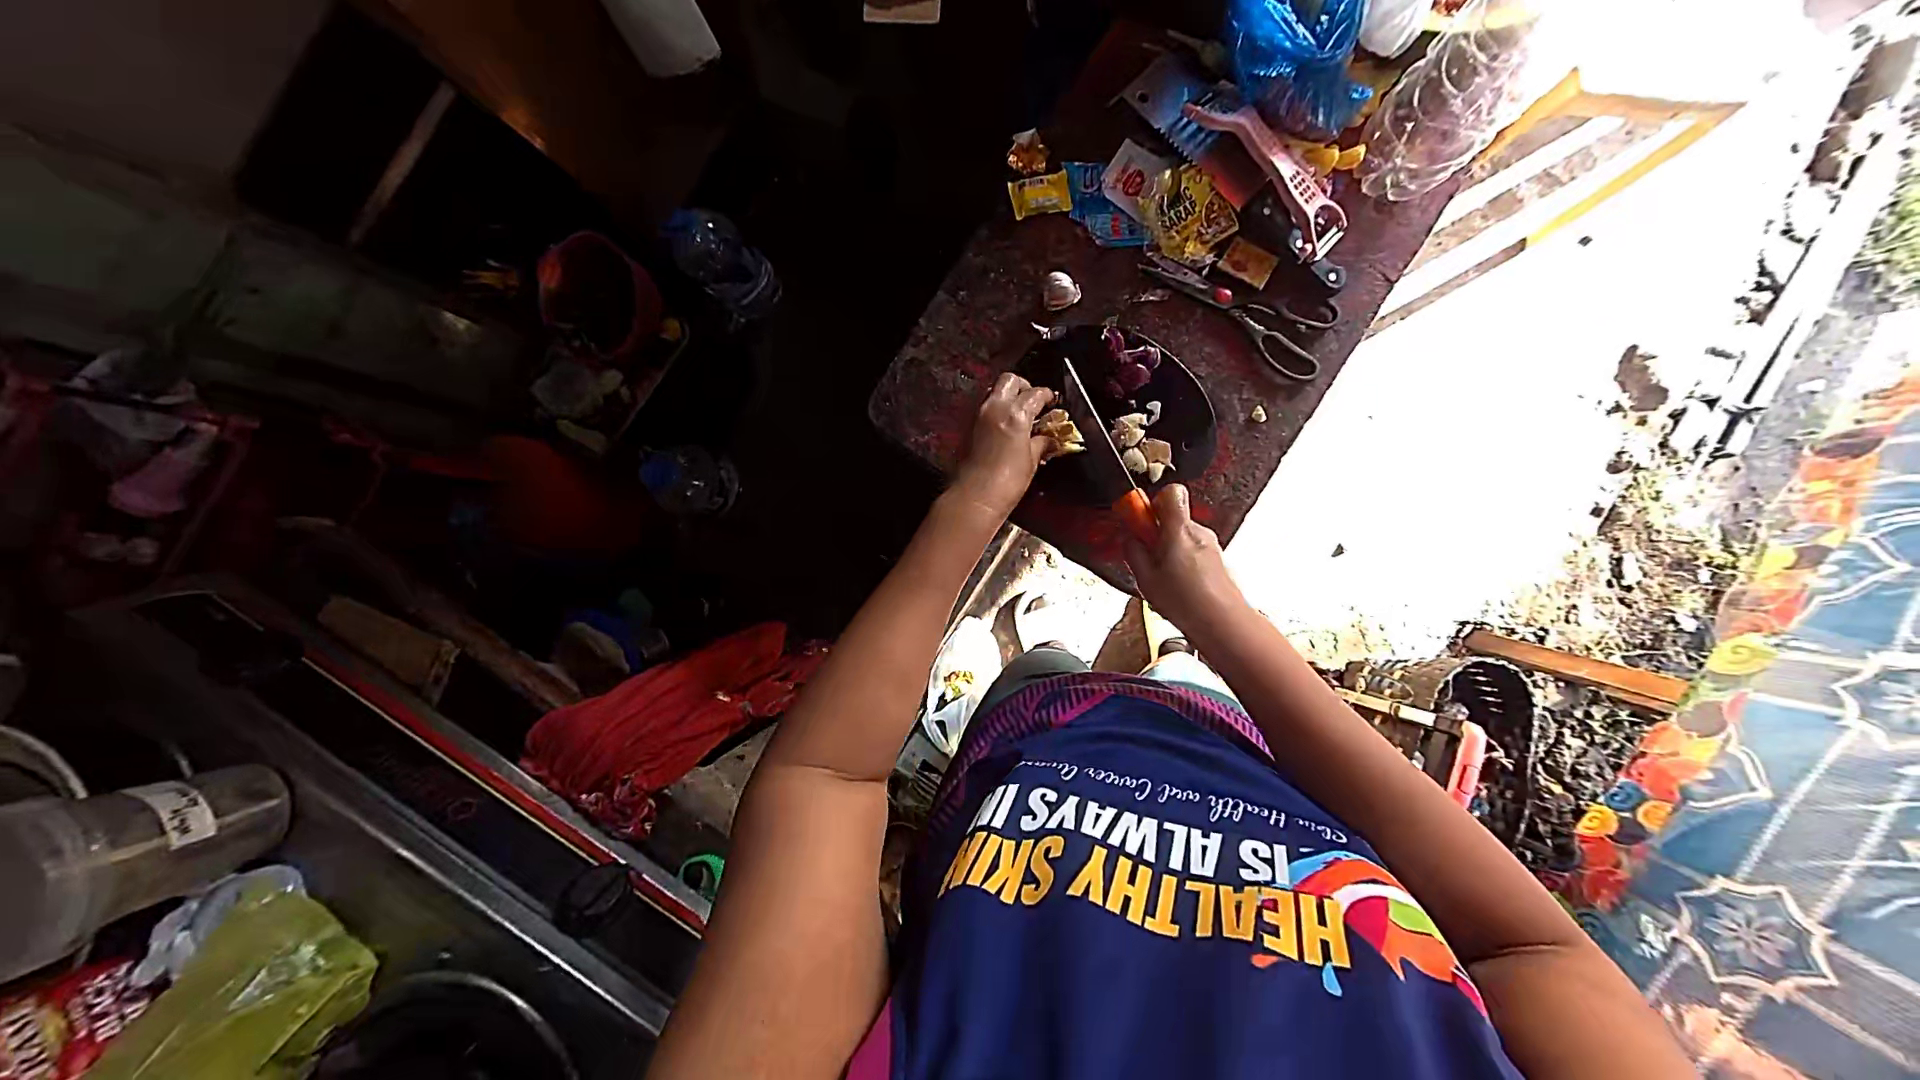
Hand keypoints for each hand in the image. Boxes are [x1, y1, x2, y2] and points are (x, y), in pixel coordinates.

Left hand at [952, 372, 1054, 516]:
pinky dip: (997, 409)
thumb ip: (1041, 442)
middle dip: (1025, 386)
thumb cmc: (1005, 483)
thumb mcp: (1032, 461)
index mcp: (1015, 414)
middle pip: (1010, 380)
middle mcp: (995, 408)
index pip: (1036, 393)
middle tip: (1034, 400)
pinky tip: (1007, 426)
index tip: (1052, 401)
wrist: (975, 497)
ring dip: (1008, 396)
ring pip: (995, 391)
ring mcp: (979, 415)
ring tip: (1021, 414)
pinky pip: (985, 407)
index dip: (1047, 396)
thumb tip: (1047, 438)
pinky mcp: (969, 426)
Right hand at [1123, 484, 1249, 636]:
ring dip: (1168, 550)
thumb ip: (1133, 552)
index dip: (1151, 502)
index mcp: (1179, 531)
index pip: (1170, 492)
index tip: (1138, 520)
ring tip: (1162, 577)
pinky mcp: (1215, 558)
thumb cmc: (1188, 602)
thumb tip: (1129, 539)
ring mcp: (1209, 544)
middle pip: (1172, 516)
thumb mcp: (1145, 578)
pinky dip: (1180, 561)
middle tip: (1147, 557)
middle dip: (1155, 533)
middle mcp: (1198, 532)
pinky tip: (1176, 584)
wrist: (1223, 622)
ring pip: (1181, 535)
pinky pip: (1191, 550)